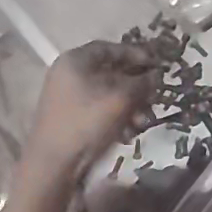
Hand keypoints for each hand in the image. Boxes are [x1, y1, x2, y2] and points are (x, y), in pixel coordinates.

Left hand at [25, 41, 157, 181]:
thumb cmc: (87, 122)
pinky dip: (117, 119)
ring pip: (108, 94)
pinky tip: (128, 134)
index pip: (110, 48)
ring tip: (142, 122)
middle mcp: (69, 74)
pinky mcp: (71, 118)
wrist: (54, 163)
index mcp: (76, 60)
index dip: (136, 54)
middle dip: (136, 87)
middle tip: (154, 99)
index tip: (157, 66)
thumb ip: (142, 83)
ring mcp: (68, 97)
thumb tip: (156, 76)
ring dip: (131, 106)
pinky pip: (99, 111)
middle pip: (111, 72)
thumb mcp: (120, 99)